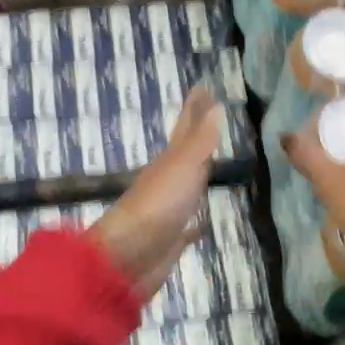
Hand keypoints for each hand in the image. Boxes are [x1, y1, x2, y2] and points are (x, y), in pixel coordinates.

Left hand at [89, 85, 224, 297]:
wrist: (128, 257)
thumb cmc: (157, 206)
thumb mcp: (183, 167)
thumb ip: (201, 140)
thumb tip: (216, 104)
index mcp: (169, 161)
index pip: (186, 127)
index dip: (195, 108)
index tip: (203, 87)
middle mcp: (167, 182)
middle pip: (186, 153)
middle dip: (197, 135)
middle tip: (212, 117)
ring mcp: (168, 211)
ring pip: (187, 186)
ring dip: (198, 174)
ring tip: (213, 163)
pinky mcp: (171, 239)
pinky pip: (187, 226)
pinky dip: (197, 222)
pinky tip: (204, 224)